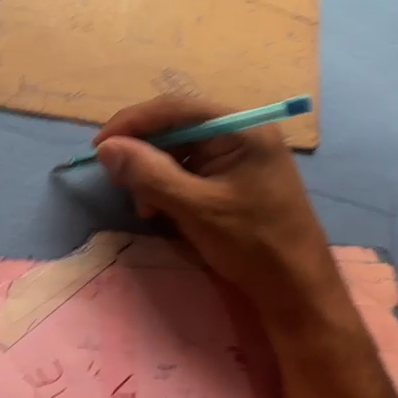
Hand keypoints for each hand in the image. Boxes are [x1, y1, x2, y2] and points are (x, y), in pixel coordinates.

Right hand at [94, 96, 349, 332]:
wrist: (297, 289)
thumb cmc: (252, 244)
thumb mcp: (195, 208)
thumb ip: (149, 173)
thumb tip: (106, 148)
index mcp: (241, 128)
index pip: (175, 108)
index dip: (133, 123)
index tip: (99, 146)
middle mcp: (241, 132)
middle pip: (176, 126)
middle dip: (143, 152)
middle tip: (117, 179)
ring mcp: (239, 155)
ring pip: (180, 150)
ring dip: (153, 173)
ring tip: (144, 206)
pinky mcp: (235, 178)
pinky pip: (191, 169)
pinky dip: (169, 185)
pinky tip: (159, 209)